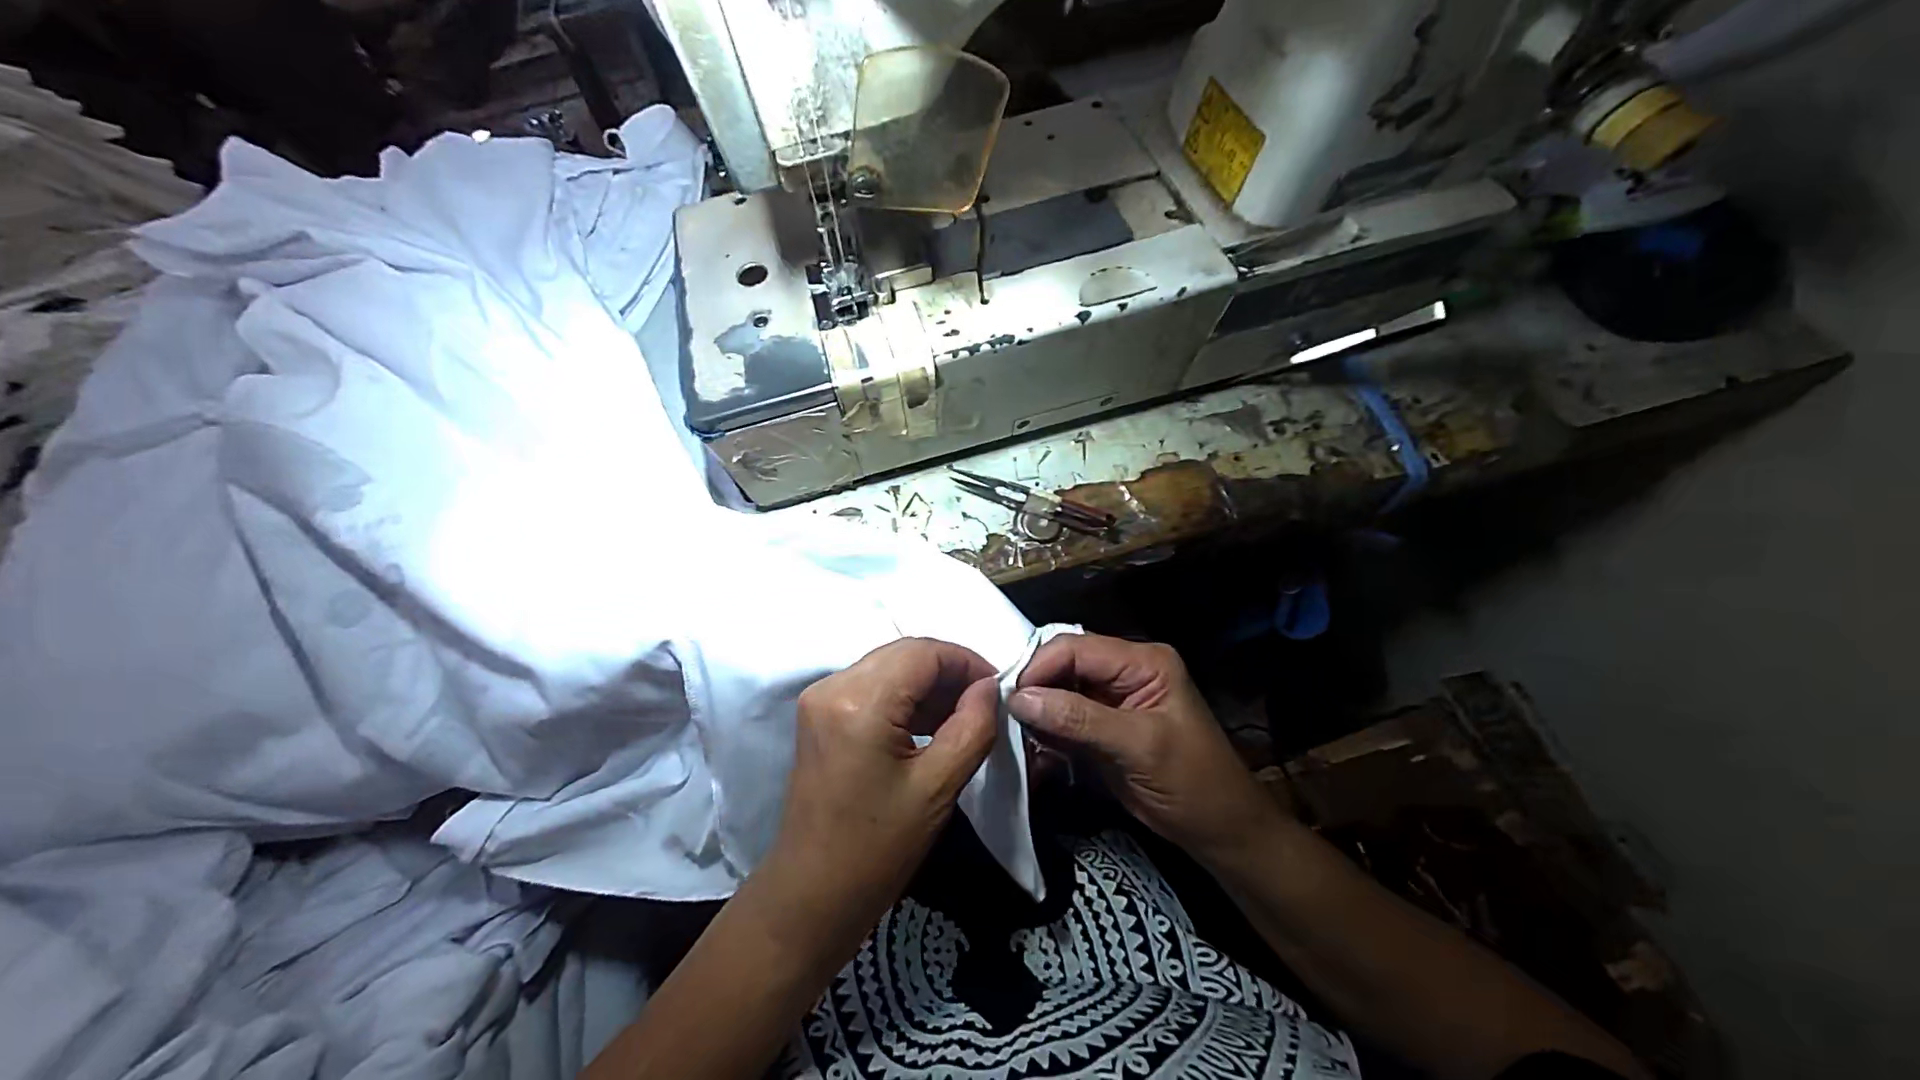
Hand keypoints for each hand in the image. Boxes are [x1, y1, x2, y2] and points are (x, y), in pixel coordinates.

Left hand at [760, 638, 1000, 936]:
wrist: (812, 895)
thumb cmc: (877, 849)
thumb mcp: (938, 788)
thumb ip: (972, 726)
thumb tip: (990, 687)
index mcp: (858, 701)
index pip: (923, 651)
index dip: (967, 661)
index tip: (1000, 687)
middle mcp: (832, 686)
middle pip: (904, 653)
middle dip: (949, 671)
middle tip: (985, 702)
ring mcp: (820, 699)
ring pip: (889, 667)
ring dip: (929, 684)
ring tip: (964, 716)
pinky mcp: (820, 715)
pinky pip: (872, 687)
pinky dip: (906, 698)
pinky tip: (932, 725)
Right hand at [1010, 634, 1281, 863]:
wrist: (1220, 830)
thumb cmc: (1193, 782)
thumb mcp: (1138, 746)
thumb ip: (1079, 718)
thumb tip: (1020, 698)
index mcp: (1143, 661)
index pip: (1077, 648)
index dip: (1040, 667)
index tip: (1011, 698)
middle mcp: (1124, 671)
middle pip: (1065, 664)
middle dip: (1036, 686)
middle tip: (1006, 715)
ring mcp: (1112, 699)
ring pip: (1060, 690)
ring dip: (1038, 709)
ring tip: (1015, 730)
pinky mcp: (1102, 726)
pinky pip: (1064, 716)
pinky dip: (1046, 728)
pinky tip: (1032, 743)